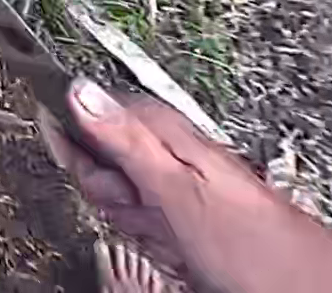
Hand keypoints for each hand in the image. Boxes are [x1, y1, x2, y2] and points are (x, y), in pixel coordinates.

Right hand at [38, 81, 331, 292]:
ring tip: (164, 233)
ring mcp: (172, 177)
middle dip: (104, 187)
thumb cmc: (257, 246)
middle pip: (94, 152)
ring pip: (114, 187)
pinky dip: (148, 232)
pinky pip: (140, 214)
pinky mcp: (183, 209)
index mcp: (154, 125)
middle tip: (136, 208)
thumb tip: (74, 85)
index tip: (90, 172)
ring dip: (128, 216)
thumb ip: (122, 135)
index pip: (79, 109)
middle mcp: (160, 143)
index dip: (74, 143)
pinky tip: (171, 245)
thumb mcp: (177, 188)